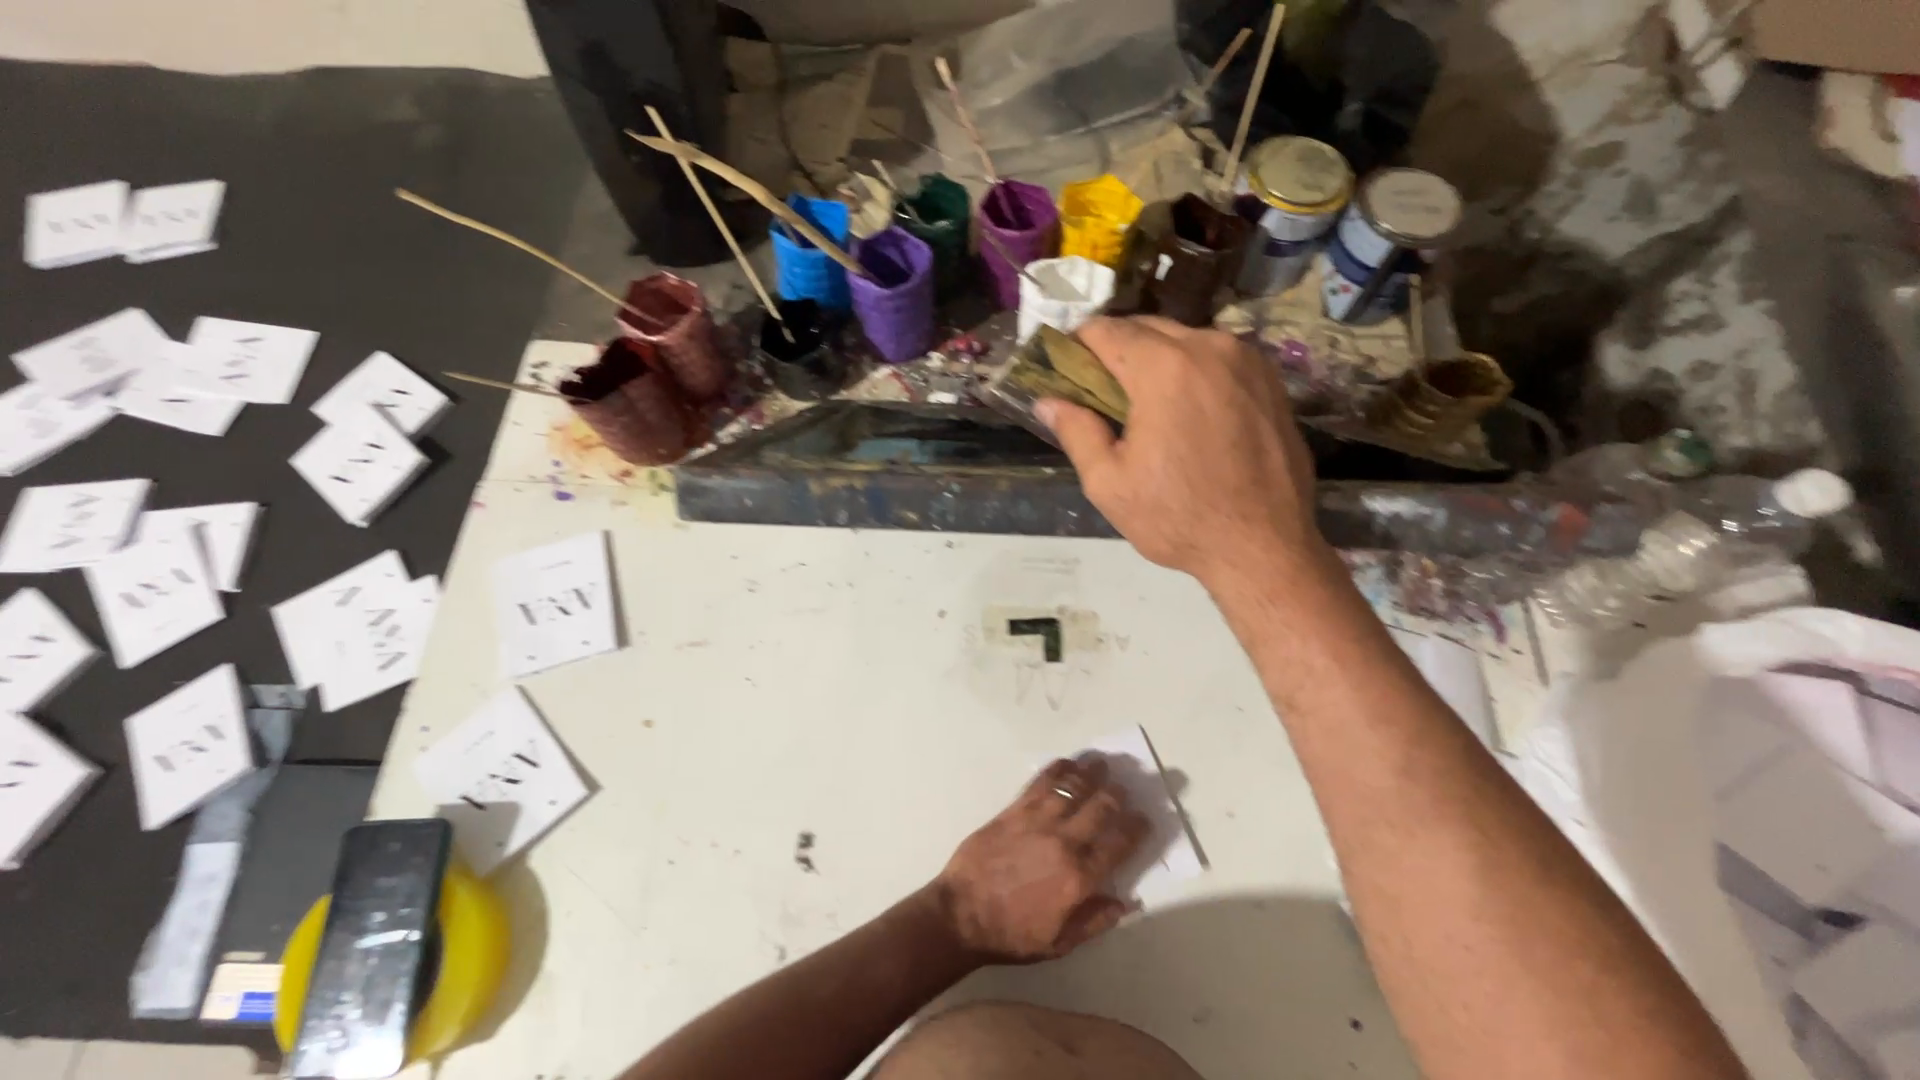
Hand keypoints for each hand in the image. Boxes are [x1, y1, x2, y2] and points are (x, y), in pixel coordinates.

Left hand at [930, 755, 1148, 963]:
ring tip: (1102, 763)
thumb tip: (1126, 902)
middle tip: (1125, 787)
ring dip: (1090, 774)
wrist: (961, 916)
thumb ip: (1095, 921)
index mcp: (1079, 878)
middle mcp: (1063, 844)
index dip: (1137, 828)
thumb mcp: (1060, 943)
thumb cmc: (1012, 935)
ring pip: (1071, 789)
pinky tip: (1066, 763)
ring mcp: (1037, 823)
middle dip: (1117, 795)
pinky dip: (1056, 771)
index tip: (1145, 818)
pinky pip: (1040, 785)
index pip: (1119, 845)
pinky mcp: (1012, 812)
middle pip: (1100, 809)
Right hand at [1035, 316, 1325, 589]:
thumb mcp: (1110, 484)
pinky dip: (1194, 372)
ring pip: (1184, 340)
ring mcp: (1246, 359)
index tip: (1066, 375)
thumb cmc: (1179, 518)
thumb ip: (1076, 432)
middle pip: (1145, 328)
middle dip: (1117, 352)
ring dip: (1157, 360)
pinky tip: (1189, 413)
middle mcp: (1208, 346)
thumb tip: (1048, 402)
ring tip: (1147, 407)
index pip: (1104, 330)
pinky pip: (1217, 358)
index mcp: (1163, 367)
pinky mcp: (1270, 378)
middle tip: (1101, 395)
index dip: (1076, 347)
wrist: (1265, 547)